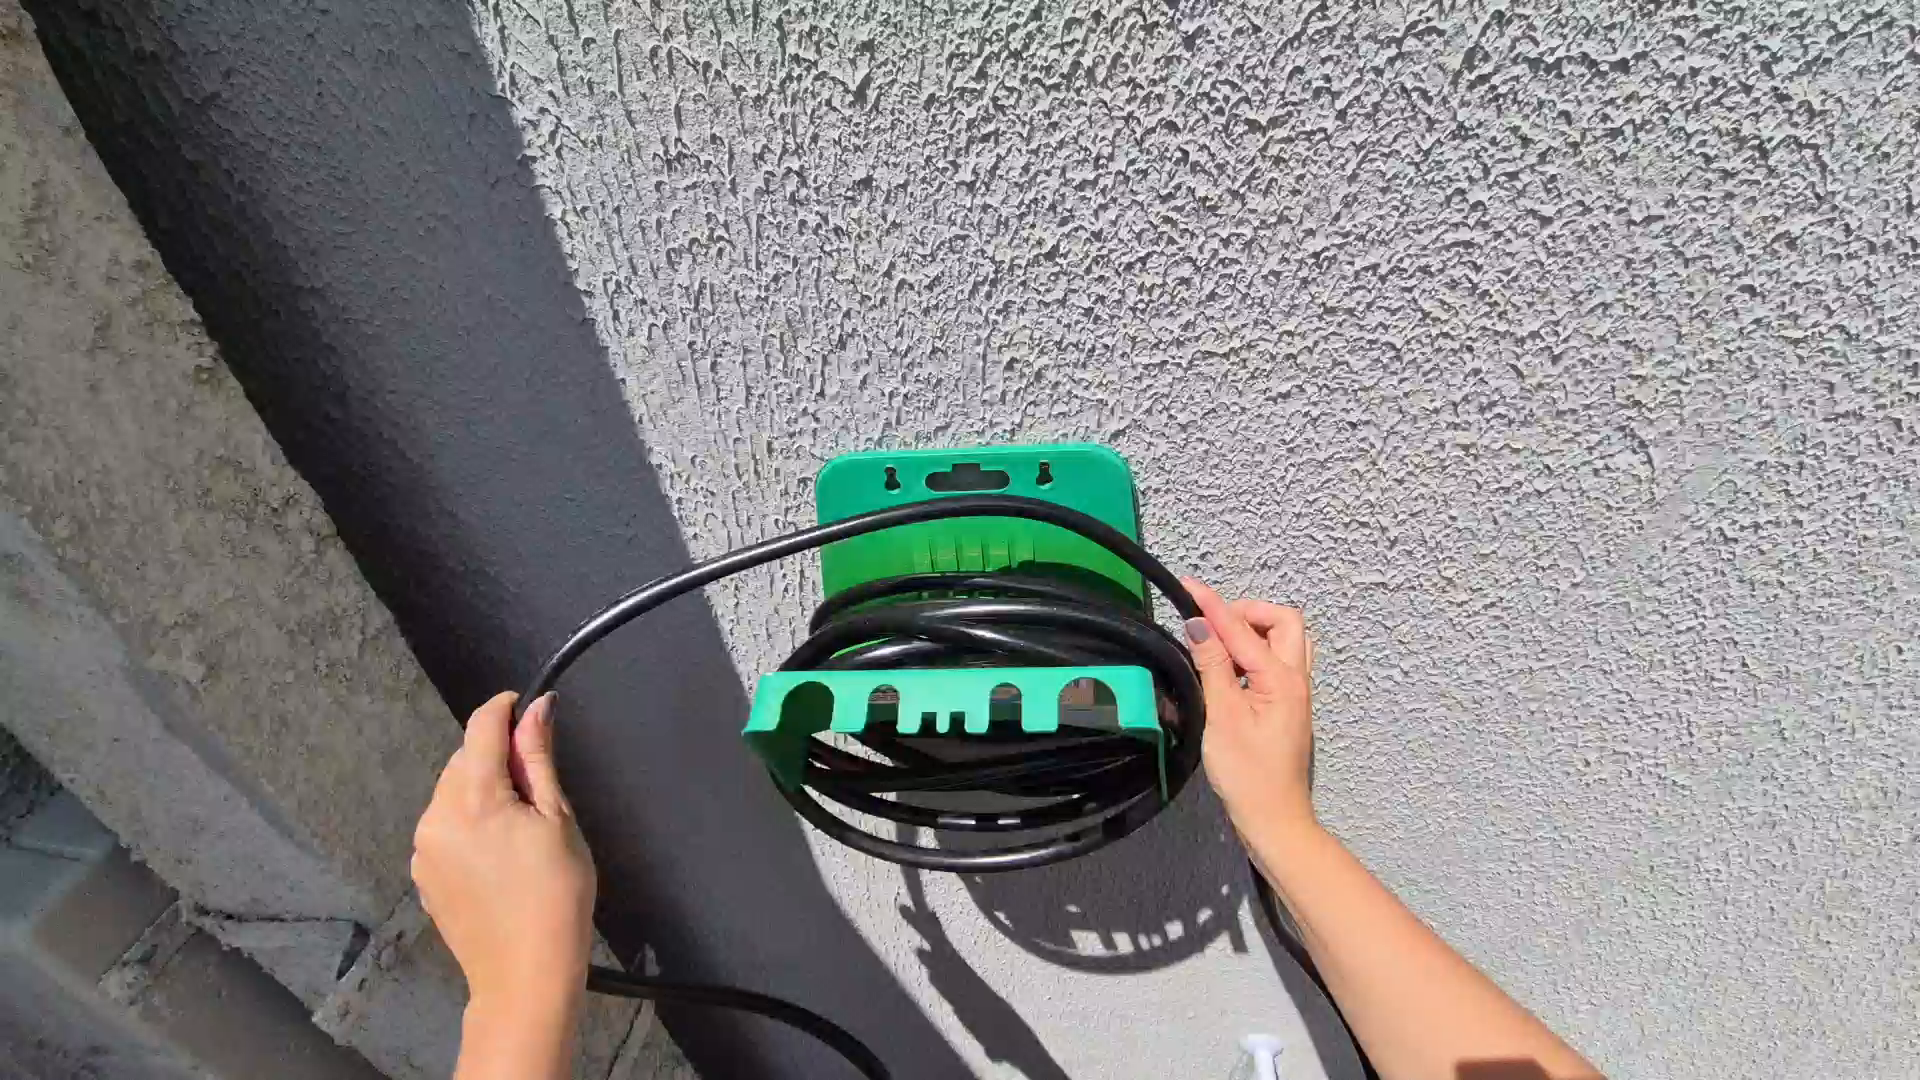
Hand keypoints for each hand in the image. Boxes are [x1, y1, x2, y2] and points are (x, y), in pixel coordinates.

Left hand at [412, 692, 595, 1008]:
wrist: (524, 970)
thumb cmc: (556, 889)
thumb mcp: (557, 816)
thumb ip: (539, 757)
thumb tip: (539, 707)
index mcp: (472, 800)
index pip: (480, 729)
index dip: (506, 708)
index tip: (531, 703)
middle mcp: (434, 818)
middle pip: (464, 758)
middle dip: (498, 752)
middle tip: (541, 778)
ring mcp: (423, 848)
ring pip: (453, 789)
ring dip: (484, 783)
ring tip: (525, 814)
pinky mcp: (424, 872)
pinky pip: (446, 822)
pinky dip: (472, 813)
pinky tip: (503, 842)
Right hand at [1180, 579, 1316, 834]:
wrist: (1273, 818)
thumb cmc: (1247, 774)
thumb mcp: (1222, 716)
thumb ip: (1212, 666)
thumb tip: (1198, 625)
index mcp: (1282, 680)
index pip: (1241, 629)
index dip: (1212, 605)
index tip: (1187, 585)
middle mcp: (1295, 680)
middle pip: (1282, 622)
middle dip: (1246, 612)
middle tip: (1212, 623)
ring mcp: (1293, 692)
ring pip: (1284, 640)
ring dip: (1252, 630)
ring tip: (1218, 642)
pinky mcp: (1285, 704)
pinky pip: (1275, 659)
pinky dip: (1252, 650)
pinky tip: (1227, 666)